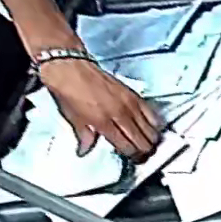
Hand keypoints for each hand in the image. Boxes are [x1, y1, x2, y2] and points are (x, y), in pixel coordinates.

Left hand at [38, 57, 161, 158]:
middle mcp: (119, 115)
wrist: (67, 63)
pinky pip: (154, 117)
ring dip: (150, 140)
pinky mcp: (135, 97)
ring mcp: (130, 105)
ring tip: (145, 141)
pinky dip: (154, 125)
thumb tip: (85, 150)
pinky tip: (149, 127)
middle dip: (144, 152)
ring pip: (153, 133)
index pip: (128, 148)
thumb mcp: (70, 116)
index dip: (132, 156)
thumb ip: (84, 136)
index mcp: (102, 122)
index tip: (131, 157)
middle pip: (144, 144)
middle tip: (140, 152)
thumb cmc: (66, 87)